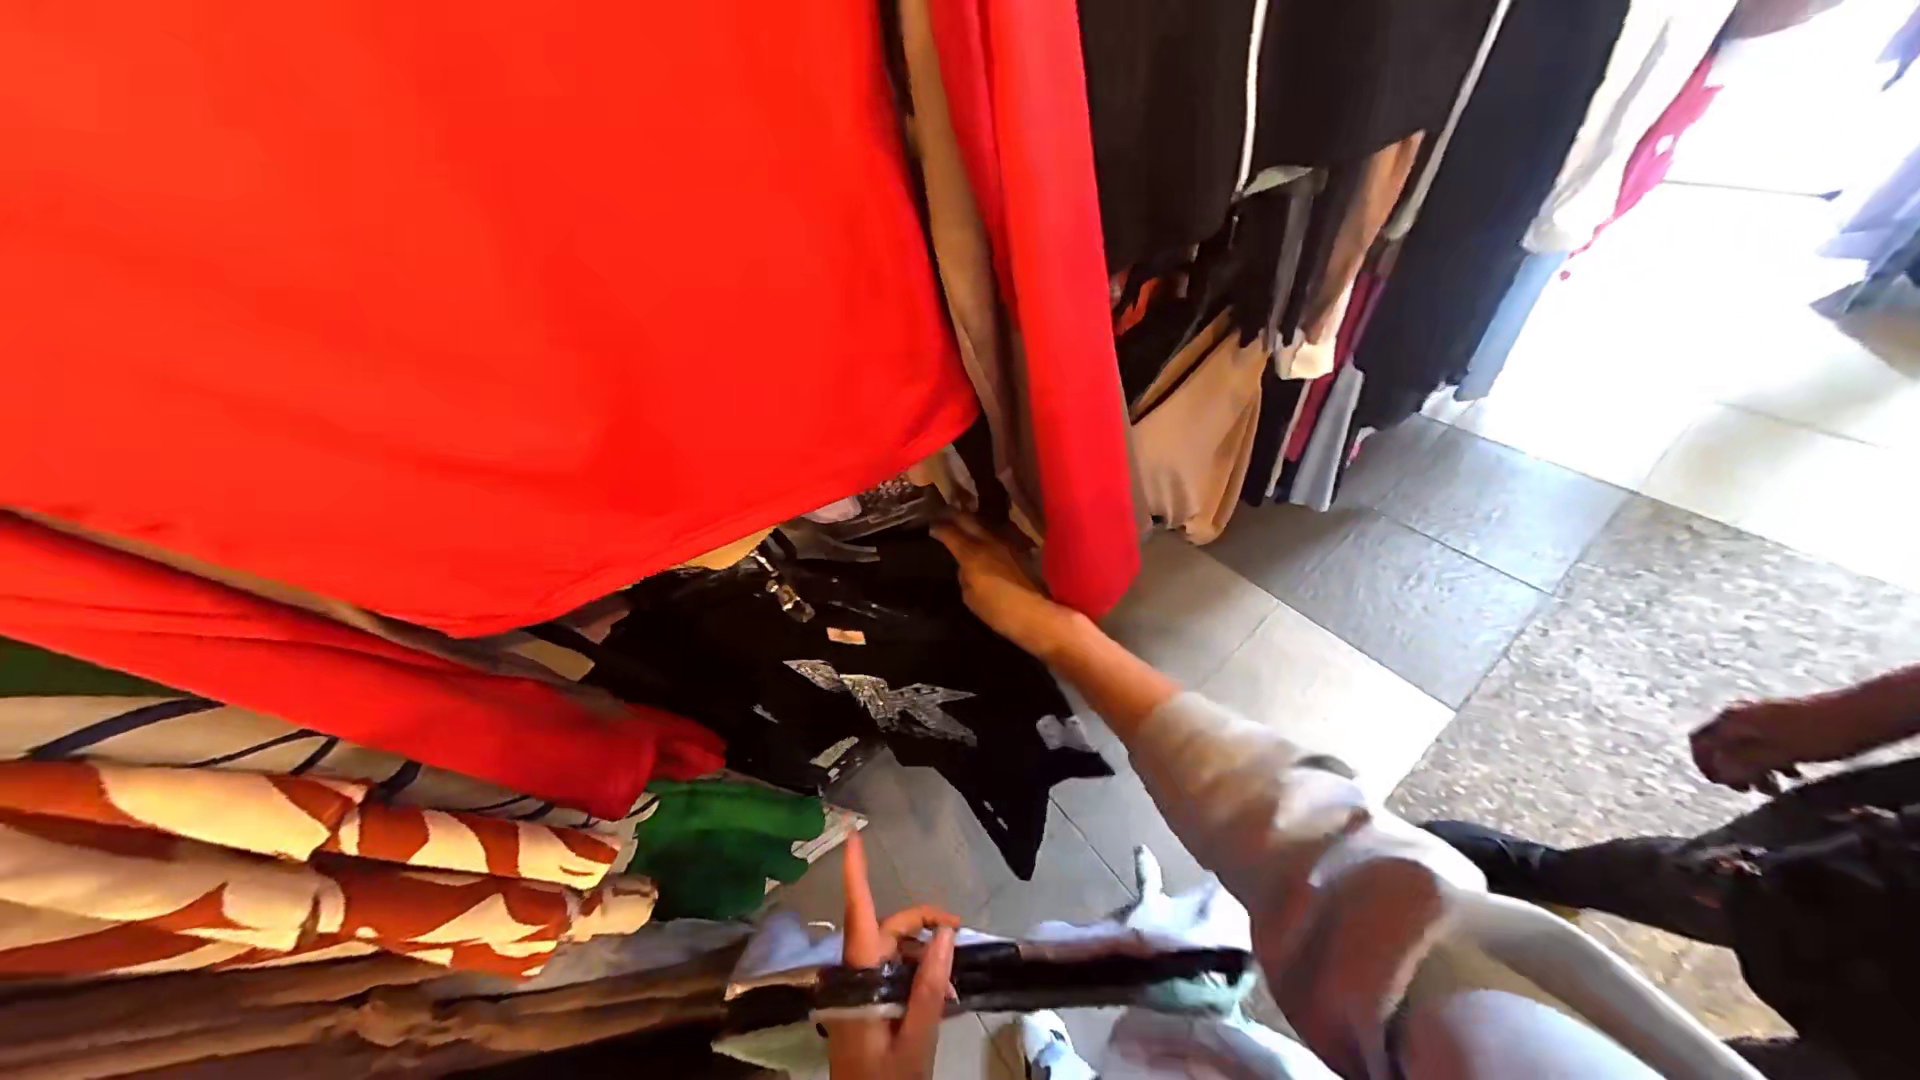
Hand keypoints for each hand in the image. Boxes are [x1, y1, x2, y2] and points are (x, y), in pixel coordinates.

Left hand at [826, 833, 959, 1079]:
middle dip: (922, 922)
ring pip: (892, 949)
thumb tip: (943, 934)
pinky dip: (915, 971)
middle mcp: (853, 975)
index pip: (857, 915)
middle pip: (887, 929)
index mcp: (858, 979)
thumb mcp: (915, 1042)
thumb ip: (929, 986)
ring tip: (953, 977)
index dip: (854, 874)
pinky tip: (939, 989)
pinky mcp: (863, 1003)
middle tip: (959, 932)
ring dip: (922, 952)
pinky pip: (891, 970)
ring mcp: (857, 990)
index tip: (852, 837)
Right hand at [931, 514, 1081, 657]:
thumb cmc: (999, 611)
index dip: (938, 528)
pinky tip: (983, 540)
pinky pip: (997, 535)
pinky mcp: (1020, 550)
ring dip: (972, 523)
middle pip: (968, 519)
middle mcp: (990, 541)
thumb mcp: (970, 597)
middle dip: (953, 516)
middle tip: (942, 516)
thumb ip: (964, 576)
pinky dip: (986, 533)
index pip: (950, 533)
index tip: (930, 527)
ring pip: (985, 524)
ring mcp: (1008, 543)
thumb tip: (965, 566)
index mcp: (972, 553)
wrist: (1037, 615)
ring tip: (962, 525)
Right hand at [1690, 698, 1874, 792]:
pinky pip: (1762, 741)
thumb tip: (1720, 774)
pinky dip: (1770, 759)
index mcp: (1730, 720)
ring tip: (1776, 786)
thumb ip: (1744, 763)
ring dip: (1754, 767)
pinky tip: (1792, 771)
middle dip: (1732, 768)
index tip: (1720, 785)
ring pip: (1744, 744)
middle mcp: (1736, 713)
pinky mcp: (1779, 718)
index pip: (1700, 742)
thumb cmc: (1818, 734)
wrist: (1865, 713)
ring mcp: (1758, 714)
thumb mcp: (1779, 753)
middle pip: (1721, 744)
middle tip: (1750, 790)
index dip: (1704, 764)